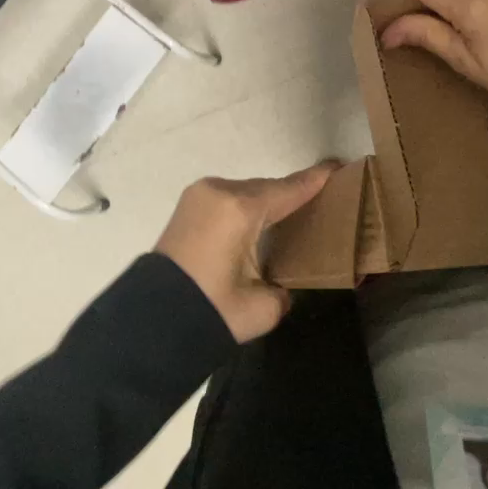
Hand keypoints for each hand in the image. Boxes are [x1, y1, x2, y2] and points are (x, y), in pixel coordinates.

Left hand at [154, 162, 338, 342]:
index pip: (288, 190)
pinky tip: (257, 224)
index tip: (337, 166)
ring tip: (287, 218)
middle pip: (266, 189)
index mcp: (240, 209)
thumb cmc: (210, 312)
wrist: (151, 322)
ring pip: (245, 193)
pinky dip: (245, 208)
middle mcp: (220, 191)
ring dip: (265, 204)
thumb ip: (283, 288)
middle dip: (290, 196)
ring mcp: (199, 195)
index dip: (314, 181)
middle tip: (316, 203)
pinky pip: (227, 199)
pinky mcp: (187, 206)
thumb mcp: (261, 307)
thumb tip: (282, 284)